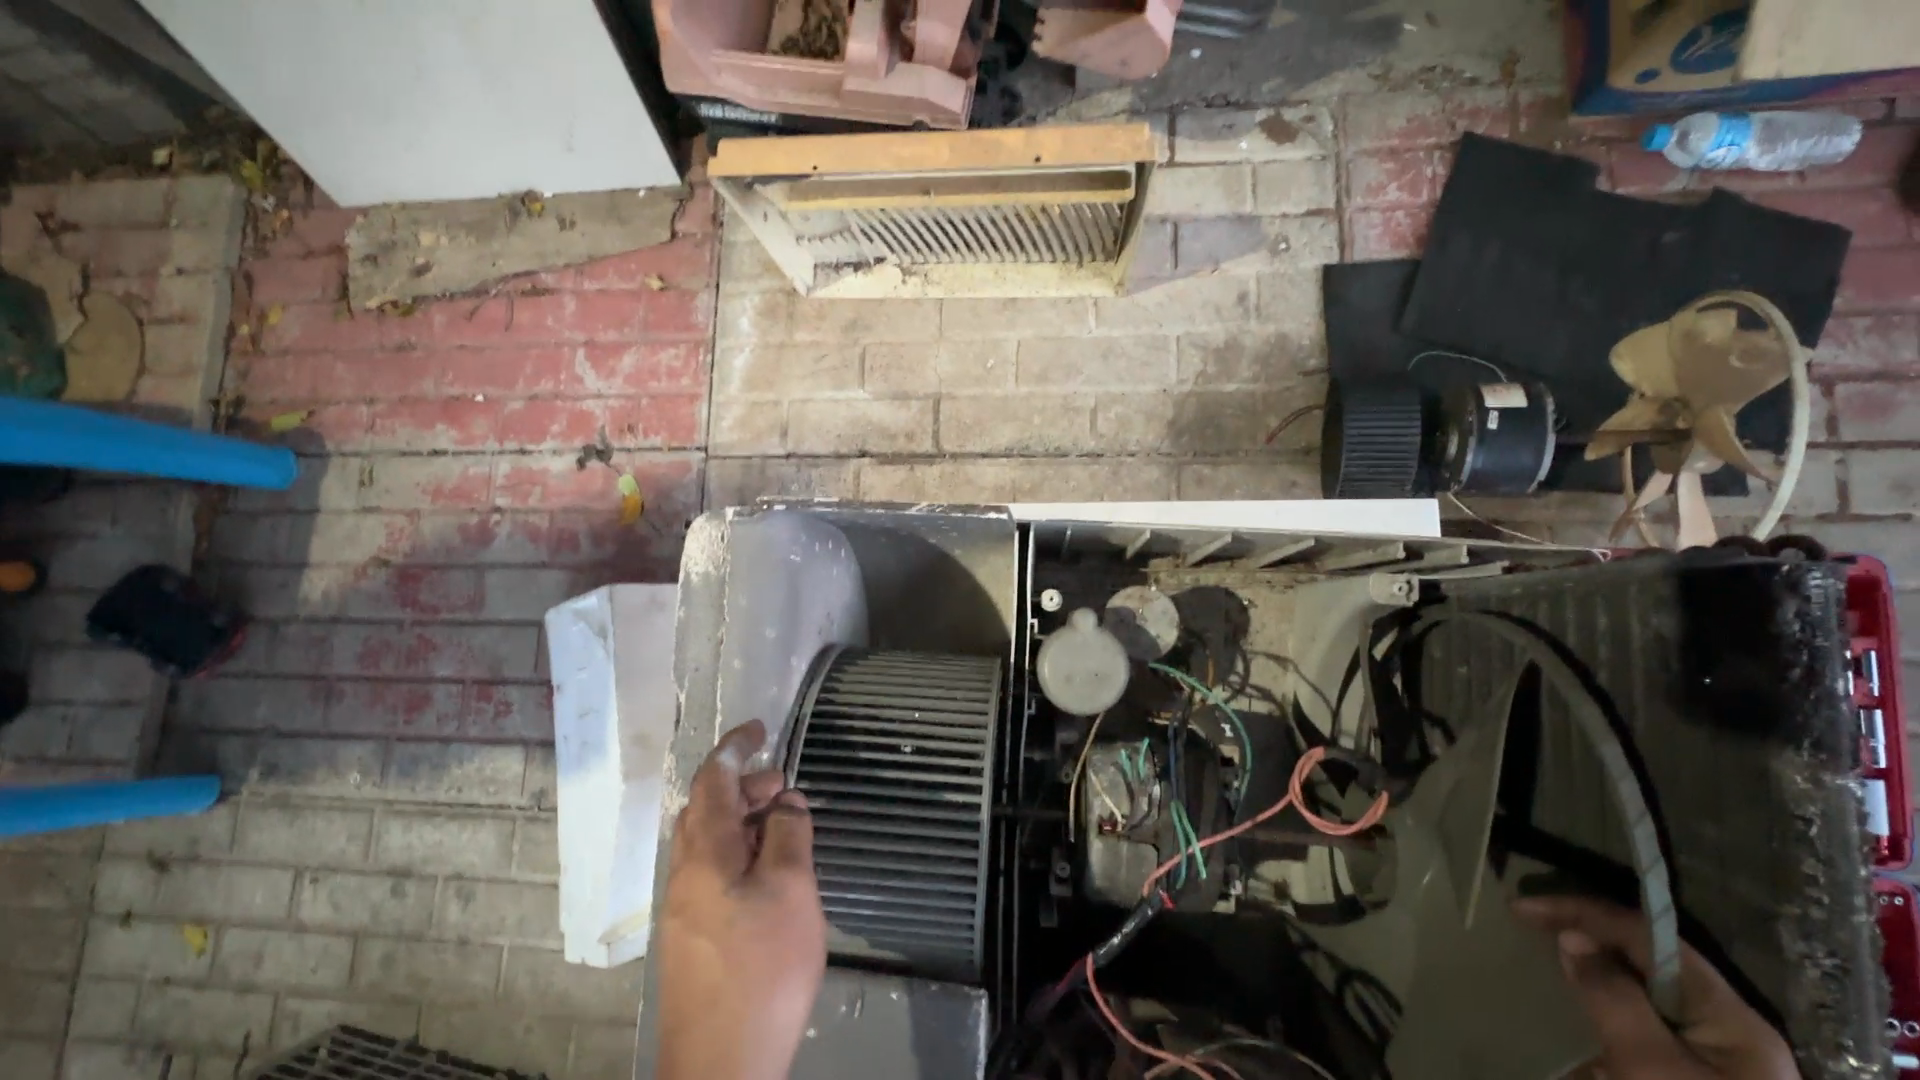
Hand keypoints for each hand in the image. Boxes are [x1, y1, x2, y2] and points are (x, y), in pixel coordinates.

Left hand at [658, 720, 826, 1079]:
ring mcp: (684, 907)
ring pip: (710, 843)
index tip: (760, 727)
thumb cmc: (762, 967)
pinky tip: (771, 876)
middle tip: (785, 786)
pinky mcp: (692, 937)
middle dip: (745, 786)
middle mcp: (685, 872)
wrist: (722, 1062)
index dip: (735, 747)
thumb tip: (786, 801)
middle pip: (708, 809)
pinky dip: (741, 855)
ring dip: (745, 822)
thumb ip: (790, 835)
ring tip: (786, 827)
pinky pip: (713, 873)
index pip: (713, 780)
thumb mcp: (791, 889)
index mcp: (705, 851)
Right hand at [1513, 895, 1798, 1079]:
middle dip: (1586, 938)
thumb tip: (1571, 937)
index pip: (1649, 936)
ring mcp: (1711, 1058)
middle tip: (1528, 928)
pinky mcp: (1690, 1078)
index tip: (1520, 907)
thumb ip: (1611, 997)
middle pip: (1647, 960)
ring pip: (1642, 995)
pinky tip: (1577, 1037)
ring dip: (1591, 979)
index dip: (1584, 912)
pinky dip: (1604, 1022)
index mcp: (1729, 1015)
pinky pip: (1642, 1034)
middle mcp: (1725, 1026)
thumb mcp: (1650, 1067)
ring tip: (1544, 973)